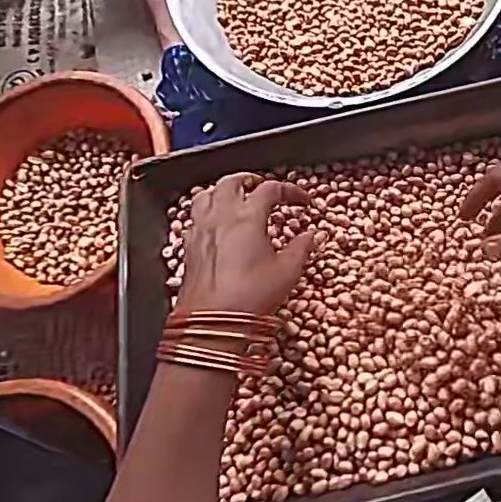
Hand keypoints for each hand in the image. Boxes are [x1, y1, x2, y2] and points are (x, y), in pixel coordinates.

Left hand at [174, 173, 315, 316]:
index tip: (301, 201)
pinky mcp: (188, 247)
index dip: (290, 191)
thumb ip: (301, 248)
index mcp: (248, 217)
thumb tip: (312, 236)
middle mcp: (220, 217)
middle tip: (262, 187)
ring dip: (223, 191)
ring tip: (235, 197)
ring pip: (207, 194)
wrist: (212, 321)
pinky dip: (207, 211)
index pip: (270, 190)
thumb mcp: (287, 271)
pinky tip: (215, 224)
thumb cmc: (250, 296)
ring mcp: (200, 230)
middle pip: (232, 182)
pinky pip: (194, 216)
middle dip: (250, 180)